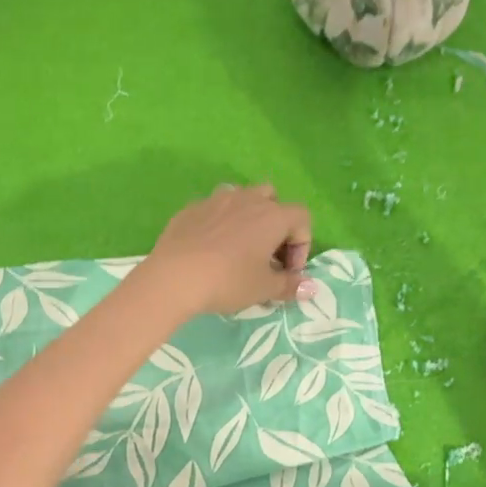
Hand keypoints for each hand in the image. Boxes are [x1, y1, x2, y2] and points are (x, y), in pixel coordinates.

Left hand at [143, 184, 313, 314]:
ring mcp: (217, 199)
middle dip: (276, 225)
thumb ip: (289, 285)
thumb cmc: (228, 281)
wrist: (175, 276)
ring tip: (239, 248)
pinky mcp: (192, 208)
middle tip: (266, 256)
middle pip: (273, 200)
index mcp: (273, 215)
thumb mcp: (263, 289)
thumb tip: (310, 288)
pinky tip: (210, 249)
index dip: (301, 246)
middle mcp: (248, 198)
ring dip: (248, 219)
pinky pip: (214, 209)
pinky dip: (220, 224)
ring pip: (242, 198)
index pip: (302, 219)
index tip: (288, 272)